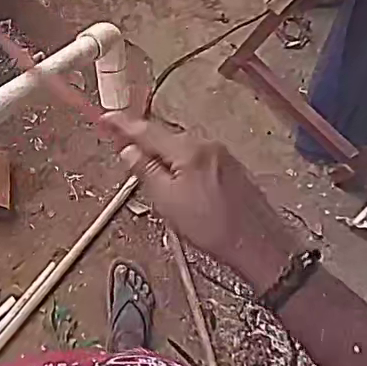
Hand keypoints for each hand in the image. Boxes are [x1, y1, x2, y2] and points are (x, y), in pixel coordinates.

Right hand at [101, 115, 295, 289]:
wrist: (260, 246)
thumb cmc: (213, 227)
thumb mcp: (166, 201)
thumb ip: (144, 171)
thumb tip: (128, 151)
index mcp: (188, 150)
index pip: (146, 130)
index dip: (122, 125)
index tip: (106, 119)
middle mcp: (207, 145)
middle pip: (165, 137)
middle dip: (143, 143)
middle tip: (123, 149)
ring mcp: (222, 156)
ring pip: (181, 149)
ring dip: (163, 157)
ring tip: (151, 177)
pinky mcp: (231, 168)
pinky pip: (196, 158)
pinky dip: (181, 164)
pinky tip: (178, 183)